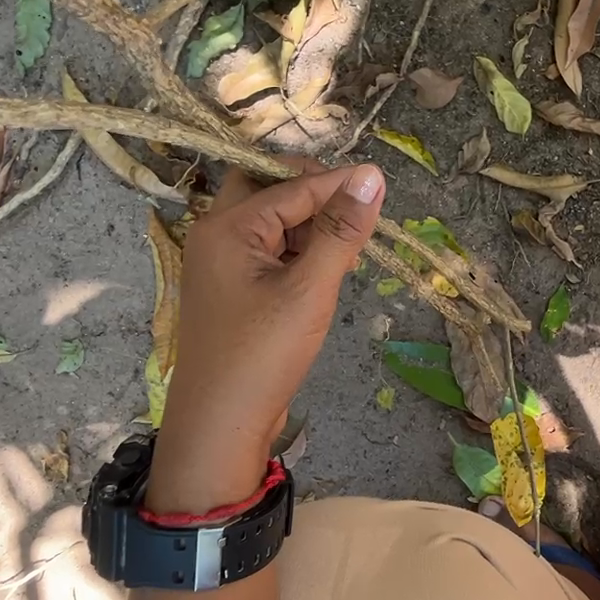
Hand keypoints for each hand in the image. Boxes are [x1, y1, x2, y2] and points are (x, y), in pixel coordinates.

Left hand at [146, 161, 385, 513]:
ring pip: (271, 221)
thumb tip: (371, 175)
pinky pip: (268, 250)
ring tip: (346, 251)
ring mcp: (221, 262)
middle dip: (316, 197)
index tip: (382, 186)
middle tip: (354, 218)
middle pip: (270, 190)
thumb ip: (342, 230)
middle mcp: (216, 234)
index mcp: (228, 226)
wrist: (220, 424)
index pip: (293, 185)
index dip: (339, 184)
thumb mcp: (310, 289)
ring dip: (310, 226)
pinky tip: (326, 271)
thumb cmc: (263, 354)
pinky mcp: (233, 288)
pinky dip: (299, 251)